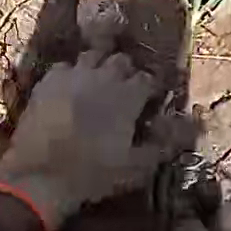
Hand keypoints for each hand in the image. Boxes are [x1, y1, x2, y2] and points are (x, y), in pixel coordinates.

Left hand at [0, 50, 176, 230]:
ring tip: (98, 82)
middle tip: (124, 90)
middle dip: (126, 72)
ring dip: (99, 66)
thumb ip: (163, 144)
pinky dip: (71, 74)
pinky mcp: (47, 81)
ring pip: (92, 56)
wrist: (41, 174)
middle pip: (121, 60)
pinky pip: (64, 67)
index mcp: (128, 95)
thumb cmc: (94, 174)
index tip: (150, 100)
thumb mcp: (137, 167)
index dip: (151, 88)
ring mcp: (73, 75)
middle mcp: (103, 76)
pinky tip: (69, 88)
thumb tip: (189, 128)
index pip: (149, 79)